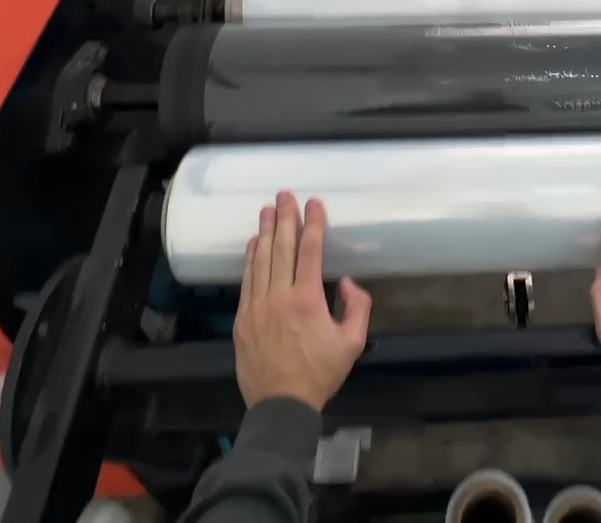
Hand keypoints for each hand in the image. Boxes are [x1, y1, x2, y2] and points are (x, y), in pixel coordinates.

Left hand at [233, 192, 372, 410]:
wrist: (281, 405)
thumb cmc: (320, 373)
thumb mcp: (353, 343)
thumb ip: (357, 307)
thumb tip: (348, 282)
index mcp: (308, 299)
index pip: (310, 251)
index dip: (313, 223)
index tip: (314, 203)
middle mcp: (280, 296)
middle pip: (282, 248)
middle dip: (285, 218)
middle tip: (284, 195)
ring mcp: (257, 307)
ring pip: (261, 261)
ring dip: (265, 232)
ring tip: (267, 210)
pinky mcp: (242, 319)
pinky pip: (247, 281)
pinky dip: (250, 259)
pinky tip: (253, 244)